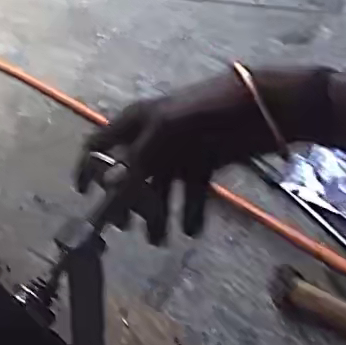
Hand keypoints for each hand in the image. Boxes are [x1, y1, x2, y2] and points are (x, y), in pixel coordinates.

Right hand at [83, 67, 327, 239]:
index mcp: (133, 123)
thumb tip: (109, 187)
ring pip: (159, 187)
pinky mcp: (203, 163)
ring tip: (160, 240)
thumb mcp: (165, 130)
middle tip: (127, 227)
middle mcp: (150, 139)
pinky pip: (190, 192)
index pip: (98, 145)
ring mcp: (177, 152)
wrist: (261, 105)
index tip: (84, 195)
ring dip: (158, 214)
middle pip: (128, 174)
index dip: (88, 167)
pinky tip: (190, 230)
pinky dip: (190, 211)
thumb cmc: (205, 108)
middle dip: (126, 201)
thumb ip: (137, 159)